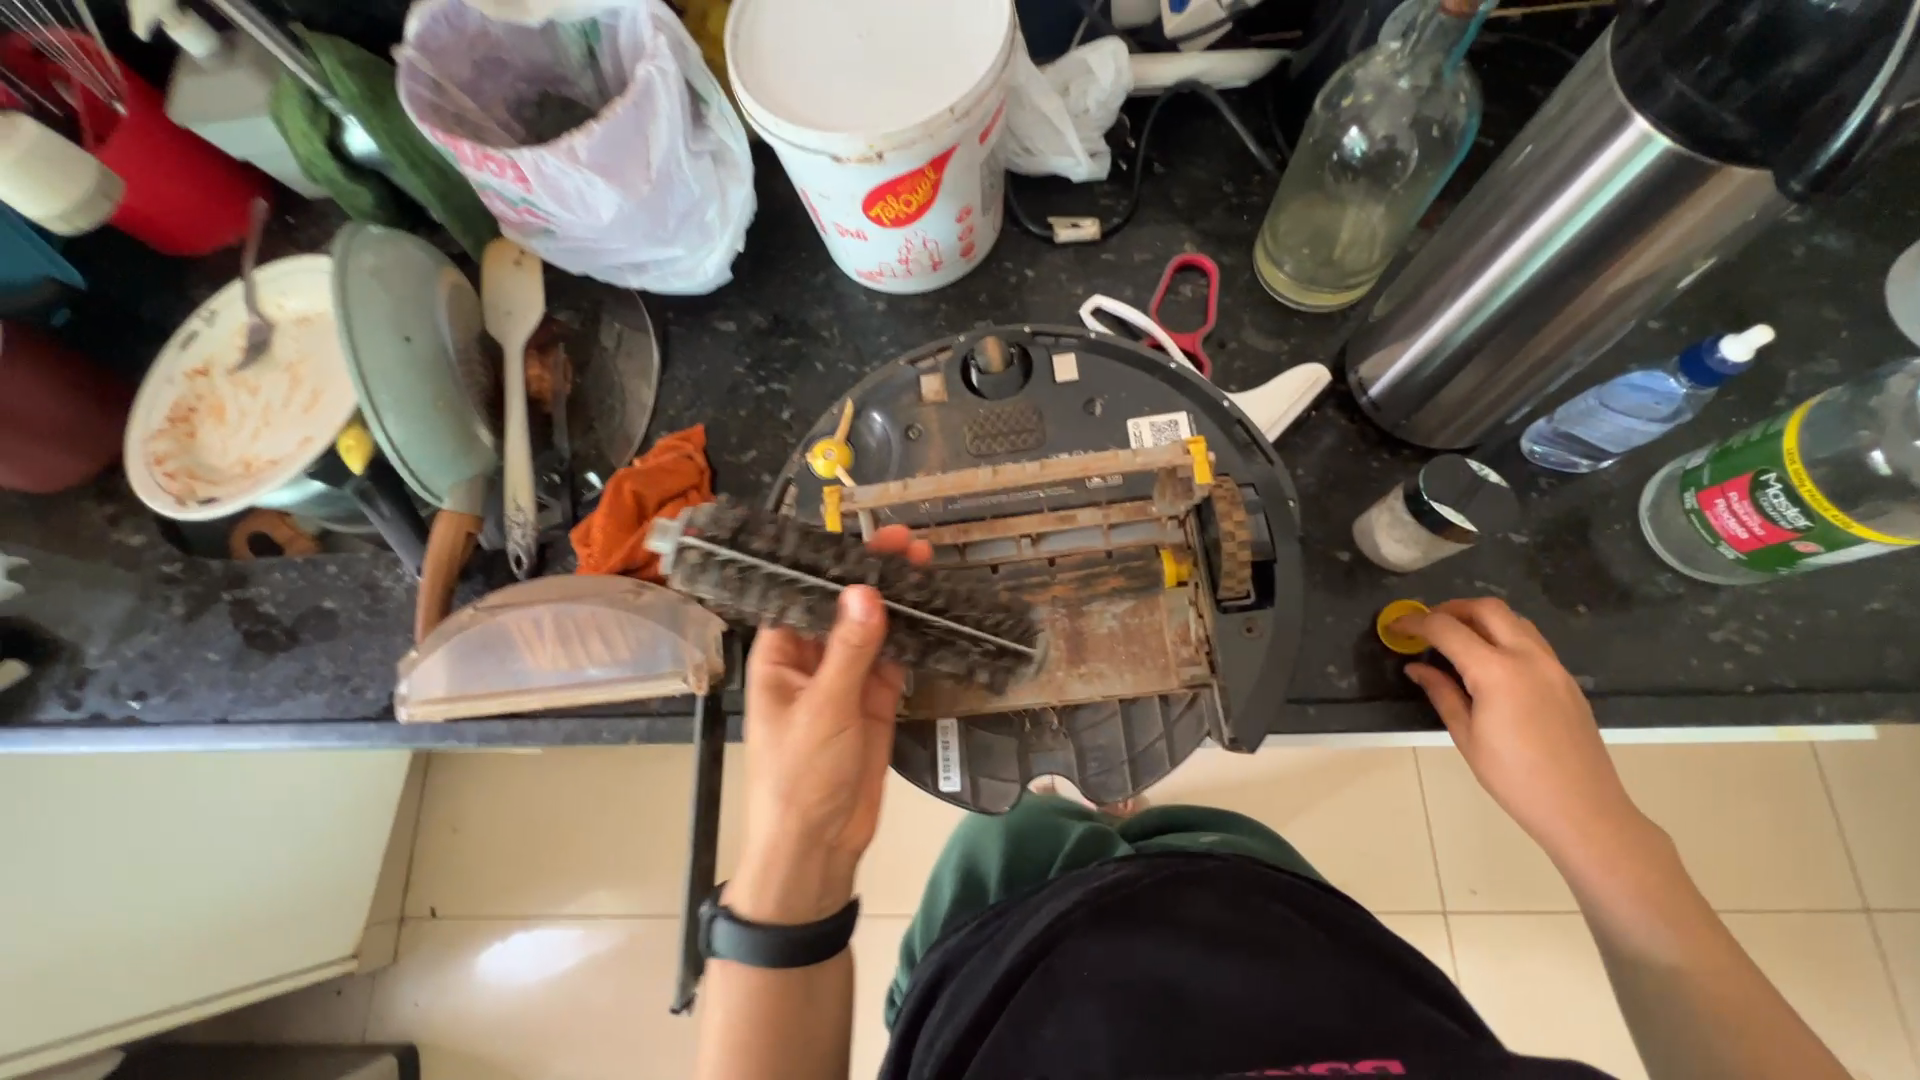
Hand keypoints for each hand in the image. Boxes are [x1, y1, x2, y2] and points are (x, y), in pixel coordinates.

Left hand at [728, 525, 931, 924]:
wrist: (819, 844)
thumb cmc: (800, 775)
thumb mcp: (824, 708)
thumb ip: (849, 650)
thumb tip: (867, 591)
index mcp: (780, 656)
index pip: (805, 596)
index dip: (835, 566)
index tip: (869, 540)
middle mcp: (812, 661)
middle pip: (844, 609)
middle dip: (873, 578)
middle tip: (909, 545)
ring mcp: (846, 680)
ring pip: (873, 631)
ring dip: (897, 603)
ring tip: (926, 567)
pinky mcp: (875, 701)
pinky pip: (895, 661)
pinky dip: (913, 639)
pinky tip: (933, 611)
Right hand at [1397, 598, 1648, 858]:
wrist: (1583, 809)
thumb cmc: (1514, 777)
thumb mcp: (1465, 735)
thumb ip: (1441, 693)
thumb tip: (1417, 667)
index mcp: (1497, 672)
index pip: (1447, 629)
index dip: (1416, 622)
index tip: (1395, 627)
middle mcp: (1528, 657)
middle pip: (1486, 608)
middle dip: (1451, 609)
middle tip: (1426, 626)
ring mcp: (1553, 666)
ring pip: (1514, 619)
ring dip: (1480, 619)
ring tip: (1456, 640)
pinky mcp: (1566, 679)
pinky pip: (1531, 640)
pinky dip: (1503, 635)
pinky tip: (1488, 661)